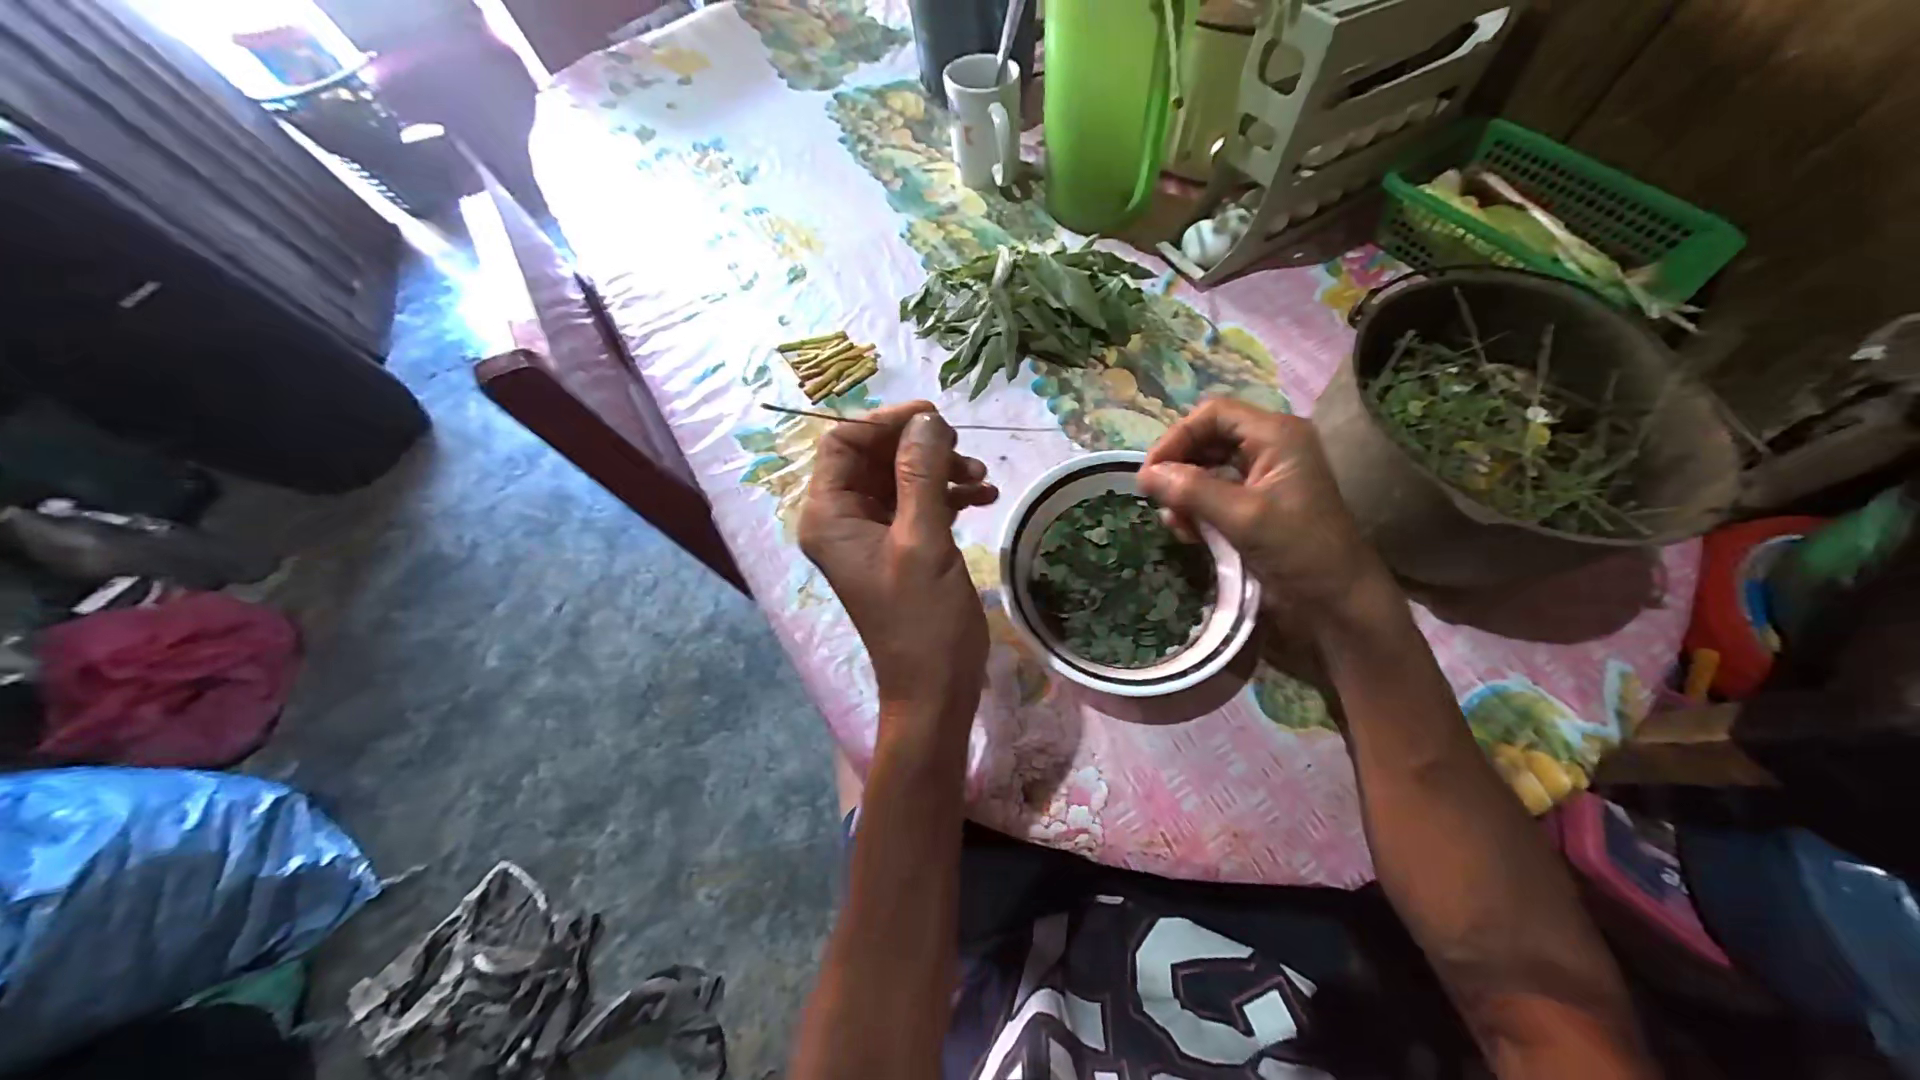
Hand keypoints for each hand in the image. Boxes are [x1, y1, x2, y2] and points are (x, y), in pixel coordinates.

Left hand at [799, 402, 997, 746]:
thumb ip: (921, 474)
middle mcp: (842, 519)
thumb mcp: (923, 540)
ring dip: (941, 470)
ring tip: (982, 477)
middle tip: (964, 450)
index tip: (934, 417)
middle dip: (920, 447)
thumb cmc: (922, 620)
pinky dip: (948, 494)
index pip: (842, 442)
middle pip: (874, 456)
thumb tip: (927, 419)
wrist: (935, 687)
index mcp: (828, 515)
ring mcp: (871, 533)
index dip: (884, 422)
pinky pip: (918, 503)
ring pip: (901, 477)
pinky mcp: (899, 546)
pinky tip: (984, 496)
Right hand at [1139, 398, 1384, 622]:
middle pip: (1206, 440)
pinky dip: (1195, 511)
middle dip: (1179, 469)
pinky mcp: (1255, 504)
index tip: (1150, 473)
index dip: (1177, 437)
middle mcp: (1269, 447)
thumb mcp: (1242, 517)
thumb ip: (1191, 490)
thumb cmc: (1299, 550)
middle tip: (1158, 500)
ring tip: (1179, 525)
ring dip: (1184, 495)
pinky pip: (1213, 494)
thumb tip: (1144, 475)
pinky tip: (1190, 535)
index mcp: (1276, 435)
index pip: (1212, 415)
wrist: (1337, 600)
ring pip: (1205, 469)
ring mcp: (1263, 476)